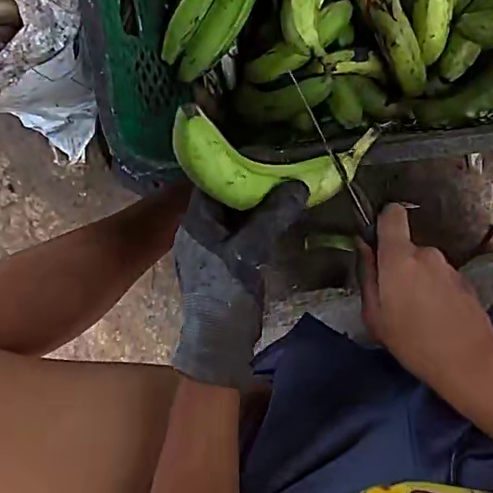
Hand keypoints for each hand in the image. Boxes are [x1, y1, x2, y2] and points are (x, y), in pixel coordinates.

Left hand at [171, 184, 305, 387]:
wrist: (220, 339)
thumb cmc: (225, 291)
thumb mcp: (249, 250)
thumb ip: (272, 216)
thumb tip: (297, 186)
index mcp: (195, 223)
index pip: (210, 182)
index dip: (233, 165)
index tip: (261, 153)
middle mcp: (200, 230)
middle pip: (224, 196)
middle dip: (249, 182)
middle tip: (278, 167)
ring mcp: (213, 247)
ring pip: (235, 214)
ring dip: (256, 202)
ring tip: (283, 185)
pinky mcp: (226, 261)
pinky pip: (243, 231)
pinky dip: (259, 220)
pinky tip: (278, 215)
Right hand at [359, 204, 492, 428]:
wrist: (471, 363)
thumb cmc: (414, 343)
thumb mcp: (376, 317)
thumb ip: (367, 276)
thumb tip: (364, 247)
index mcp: (400, 258)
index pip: (392, 215)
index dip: (383, 223)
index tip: (378, 244)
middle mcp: (428, 254)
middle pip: (407, 249)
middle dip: (399, 267)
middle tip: (395, 302)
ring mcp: (450, 267)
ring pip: (425, 266)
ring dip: (419, 282)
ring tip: (418, 316)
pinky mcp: (466, 281)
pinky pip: (441, 279)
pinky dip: (436, 292)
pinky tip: (438, 319)